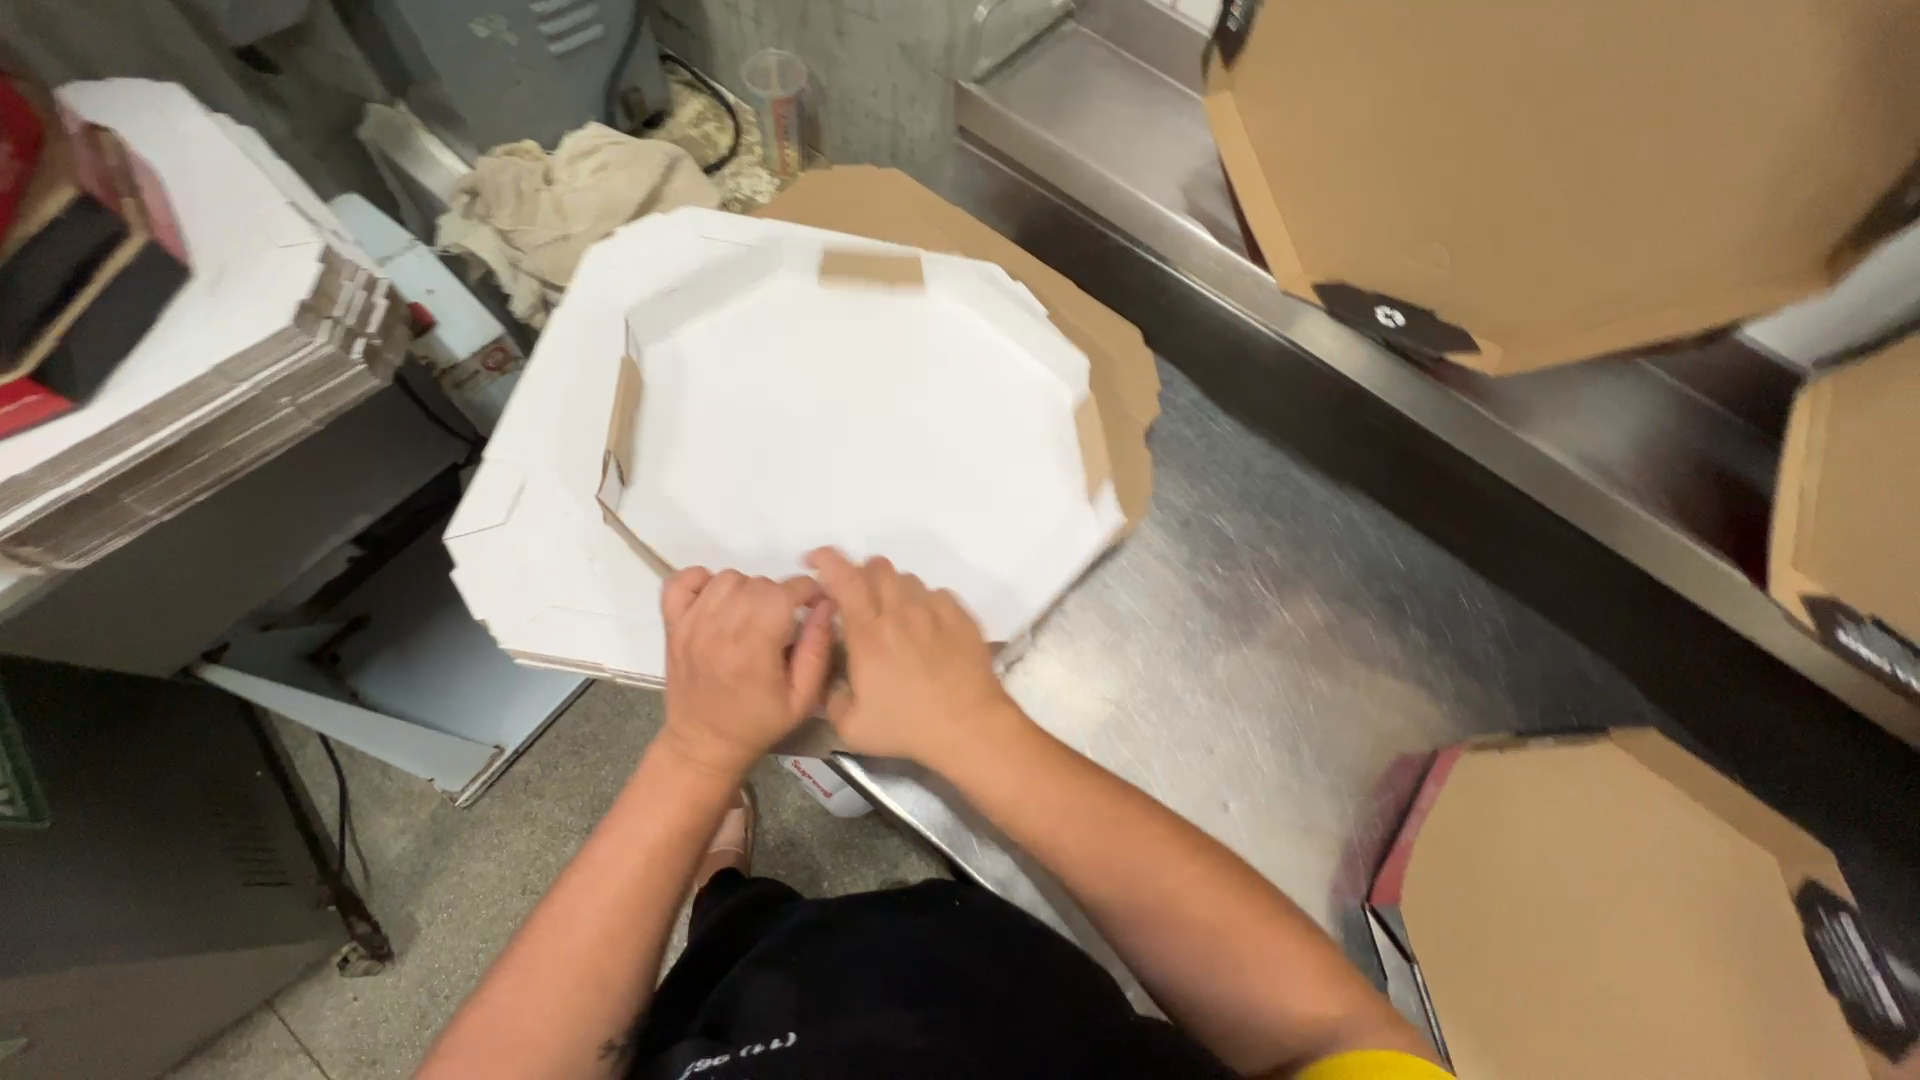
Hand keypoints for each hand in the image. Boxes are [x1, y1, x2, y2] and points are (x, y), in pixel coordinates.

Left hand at [657, 568, 835, 776]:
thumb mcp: (803, 697)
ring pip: (726, 578)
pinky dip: (701, 581)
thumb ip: (818, 648)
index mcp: (754, 649)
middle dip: (779, 594)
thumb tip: (825, 604)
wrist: (703, 744)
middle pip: (758, 582)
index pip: (785, 592)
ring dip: (746, 589)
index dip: (807, 590)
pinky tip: (717, 600)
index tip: (814, 603)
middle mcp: (719, 630)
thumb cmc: (758, 723)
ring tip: (753, 613)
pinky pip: (681, 581)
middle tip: (783, 619)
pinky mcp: (673, 625)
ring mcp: (691, 624)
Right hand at [806, 548, 1027, 767]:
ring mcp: (934, 611)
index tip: (817, 559)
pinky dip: (924, 602)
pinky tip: (926, 627)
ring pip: (907, 578)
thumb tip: (833, 678)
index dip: (827, 560)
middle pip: (877, 567)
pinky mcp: (961, 616)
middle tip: (857, 597)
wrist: (969, 727)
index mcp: (868, 634)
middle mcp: (900, 612)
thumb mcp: (851, 726)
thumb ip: (832, 696)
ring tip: (893, 615)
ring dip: (892, 588)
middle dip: (860, 574)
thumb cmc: (907, 728)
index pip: (844, 578)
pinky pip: (937, 594)